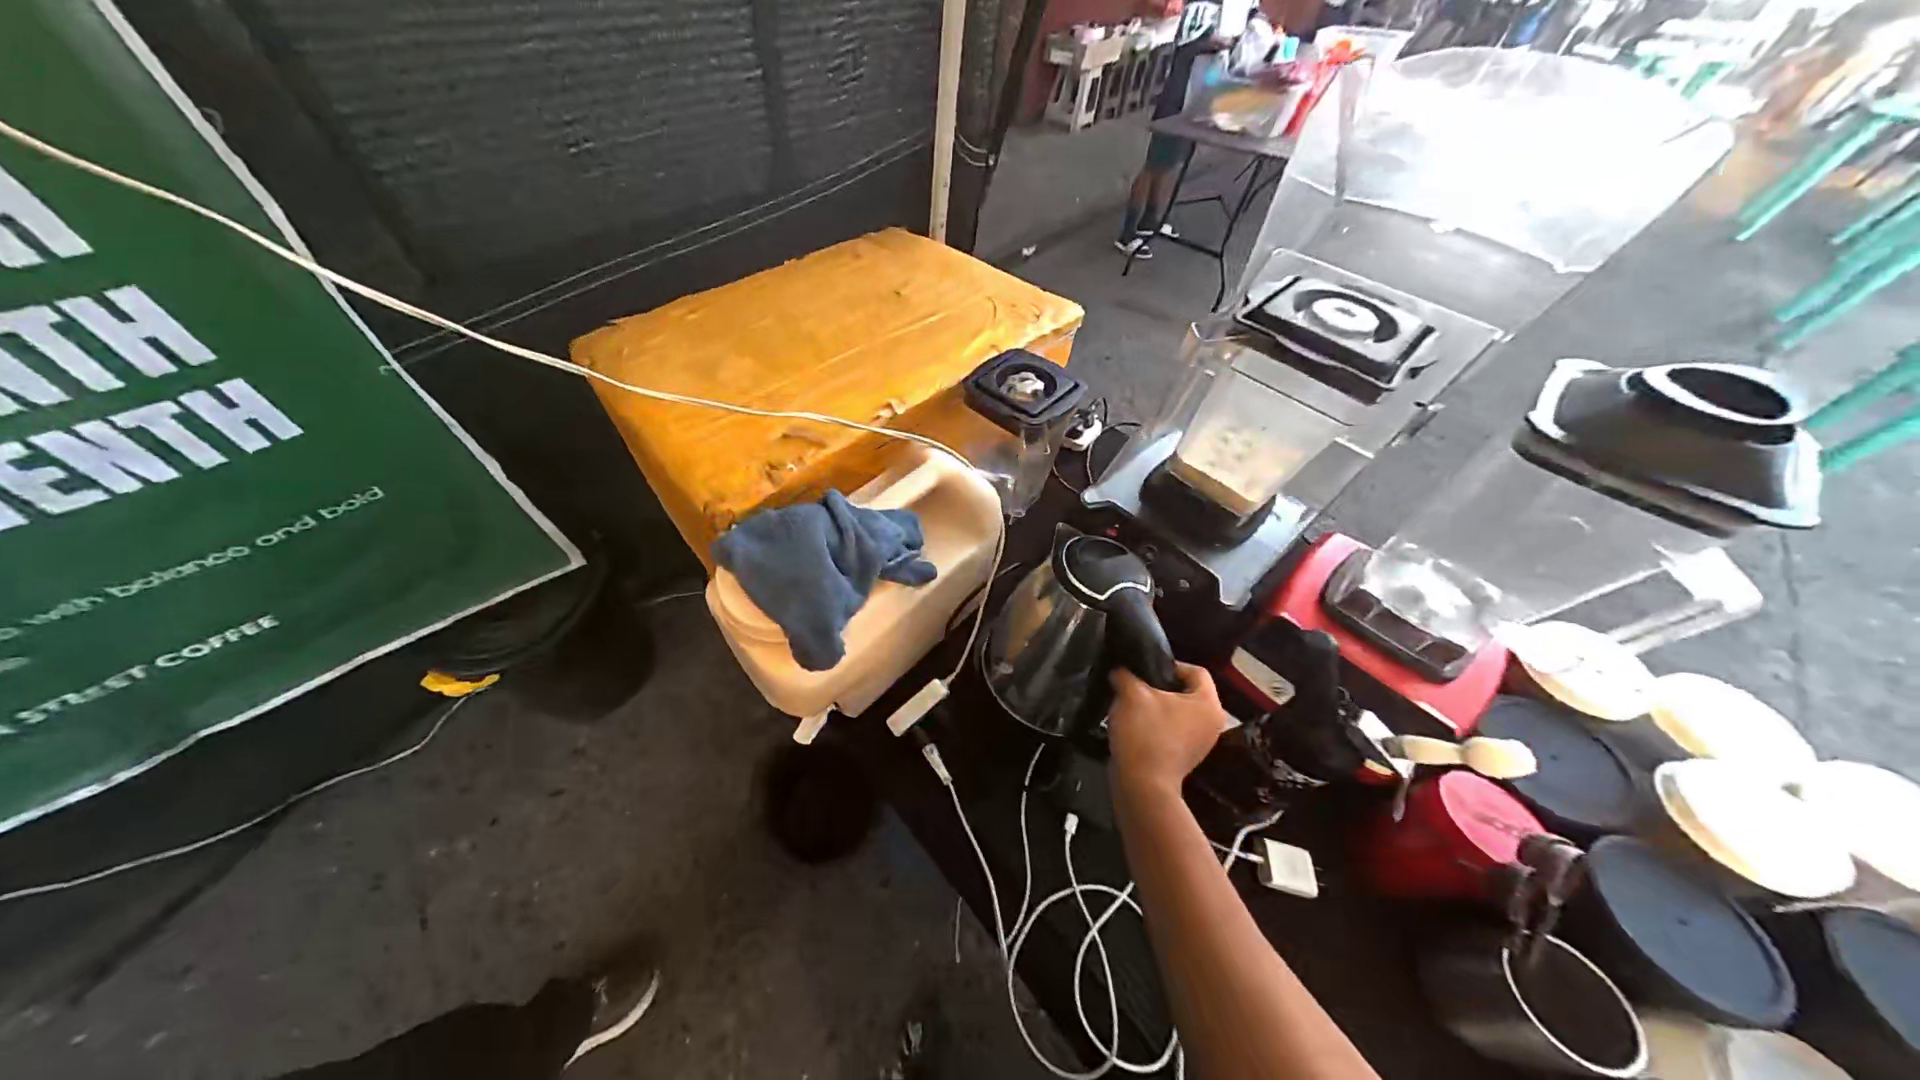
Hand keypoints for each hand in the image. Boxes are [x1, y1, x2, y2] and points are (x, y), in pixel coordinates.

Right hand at [1108, 662, 1233, 797]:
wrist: (1142, 785)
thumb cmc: (1145, 733)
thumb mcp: (1131, 694)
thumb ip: (1125, 673)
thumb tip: (1120, 670)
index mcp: (1208, 704)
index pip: (1196, 671)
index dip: (1170, 665)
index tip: (1145, 670)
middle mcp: (1212, 722)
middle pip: (1186, 691)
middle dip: (1159, 686)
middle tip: (1136, 685)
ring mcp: (1200, 742)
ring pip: (1177, 711)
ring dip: (1155, 706)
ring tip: (1132, 705)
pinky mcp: (1186, 756)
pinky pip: (1172, 729)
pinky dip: (1156, 724)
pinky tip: (1135, 725)